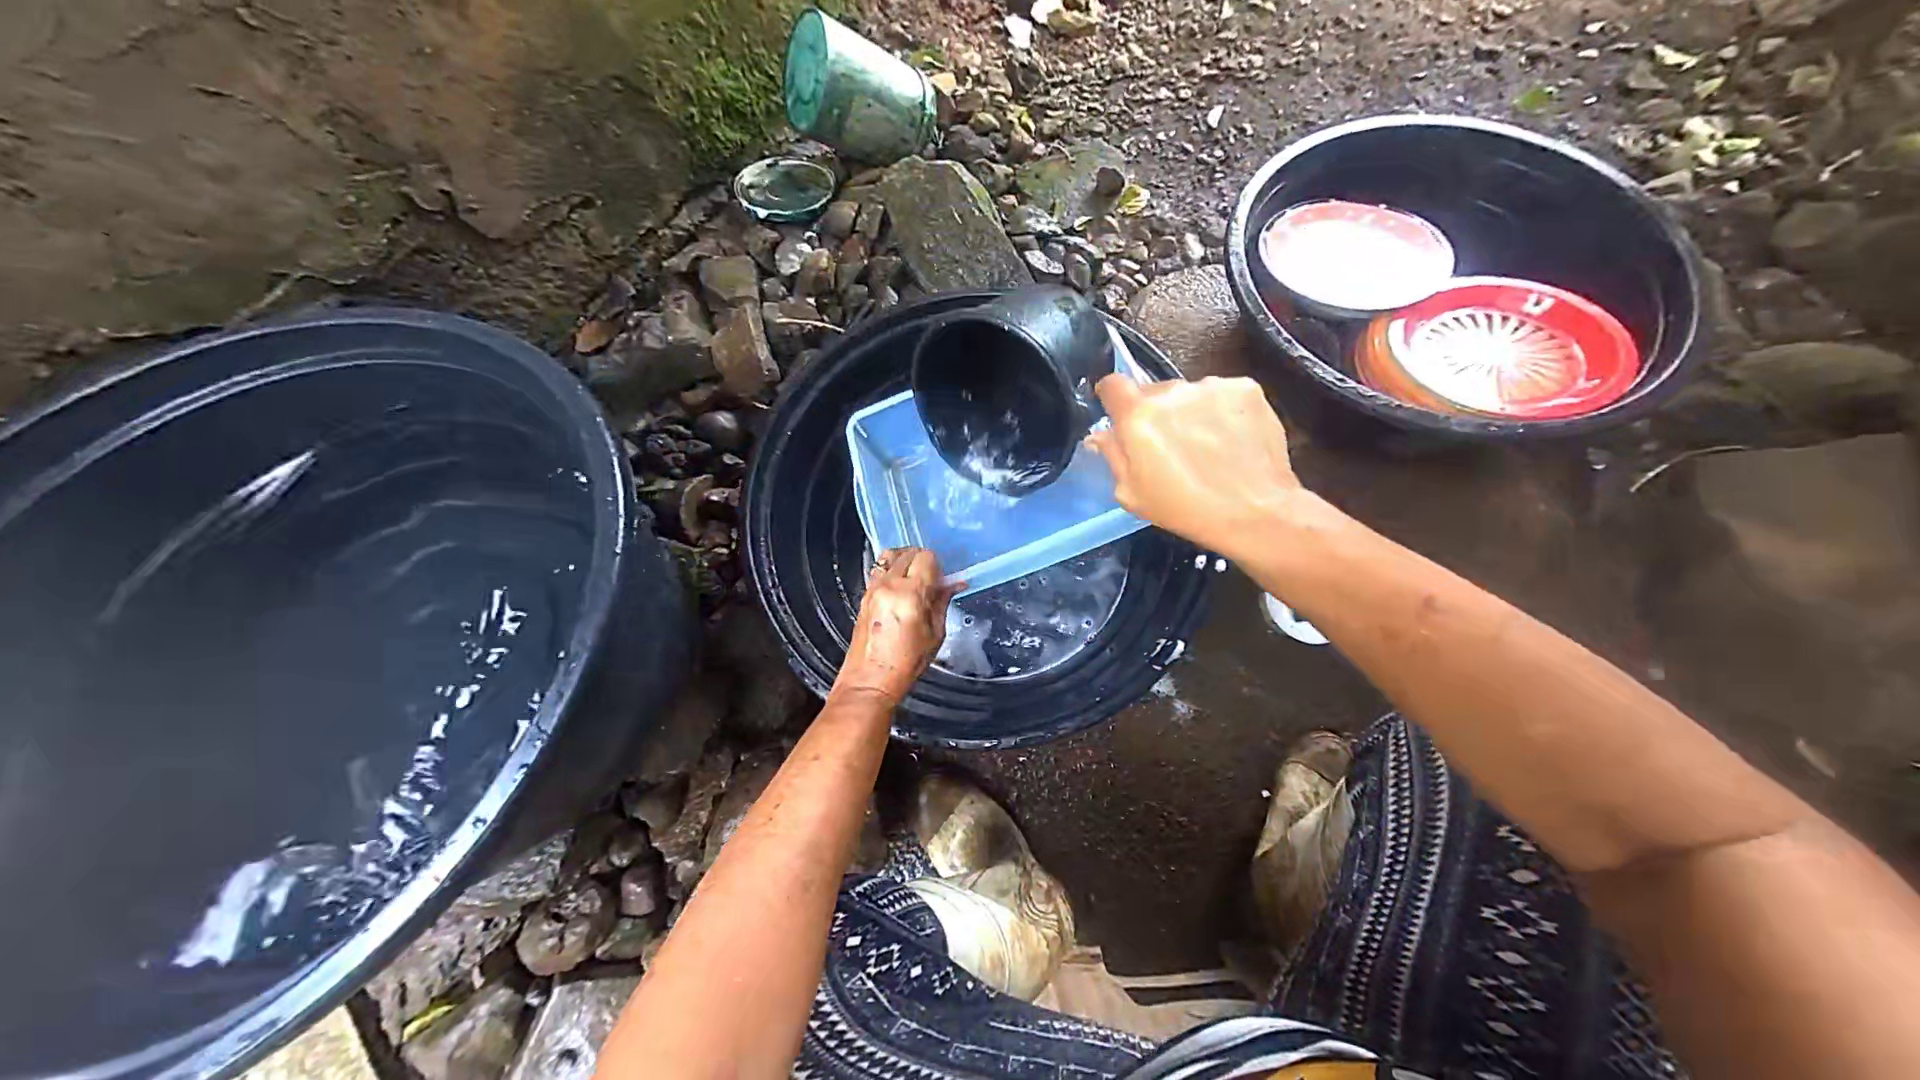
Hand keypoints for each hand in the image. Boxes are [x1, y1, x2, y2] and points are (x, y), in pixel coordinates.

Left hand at [838, 548, 959, 702]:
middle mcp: (888, 586)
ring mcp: (873, 589)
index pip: (926, 558)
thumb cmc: (903, 664)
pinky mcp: (864, 595)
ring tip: (915, 581)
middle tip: (931, 581)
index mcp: (910, 594)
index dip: (938, 567)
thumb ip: (942, 603)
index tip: (942, 581)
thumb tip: (952, 585)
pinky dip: (893, 571)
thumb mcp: (935, 634)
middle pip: (908, 553)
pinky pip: (880, 570)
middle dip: (923, 562)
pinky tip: (901, 590)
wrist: (869, 680)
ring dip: (906, 562)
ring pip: (891, 556)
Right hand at [1084, 375, 1306, 558]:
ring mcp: (1211, 387)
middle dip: (1157, 414)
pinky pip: (1223, 395)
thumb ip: (1113, 456)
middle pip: (1153, 391)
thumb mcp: (1132, 493)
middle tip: (1169, 446)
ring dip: (1191, 412)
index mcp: (1138, 416)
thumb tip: (1102, 435)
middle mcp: (1172, 392)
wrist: (1254, 511)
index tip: (1120, 412)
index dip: (1113, 398)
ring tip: (1206, 447)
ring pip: (1190, 394)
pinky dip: (1223, 412)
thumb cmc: (1186, 509)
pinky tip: (1230, 440)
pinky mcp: (1246, 389)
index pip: (1112, 384)